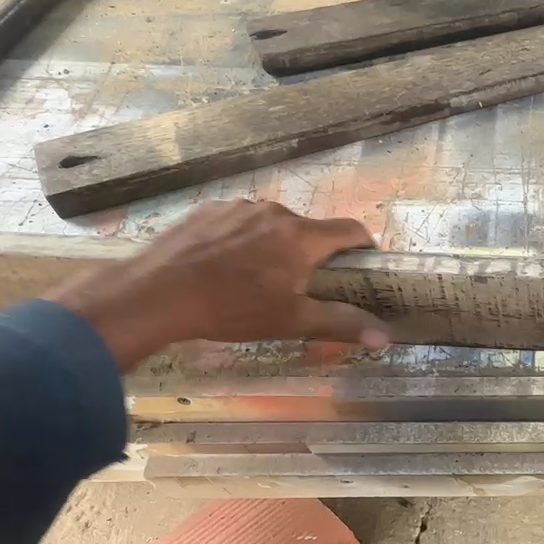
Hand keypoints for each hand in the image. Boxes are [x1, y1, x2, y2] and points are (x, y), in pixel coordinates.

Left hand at [44, 200, 390, 371]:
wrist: (155, 294)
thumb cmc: (232, 309)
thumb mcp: (292, 321)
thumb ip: (342, 323)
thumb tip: (387, 336)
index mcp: (301, 236)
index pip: (350, 229)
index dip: (364, 245)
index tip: (364, 263)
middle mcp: (273, 212)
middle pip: (308, 229)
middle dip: (312, 254)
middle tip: (302, 286)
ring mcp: (236, 207)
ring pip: (270, 225)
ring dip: (274, 246)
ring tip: (257, 278)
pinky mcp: (204, 210)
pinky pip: (237, 223)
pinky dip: (241, 241)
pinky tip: (224, 268)